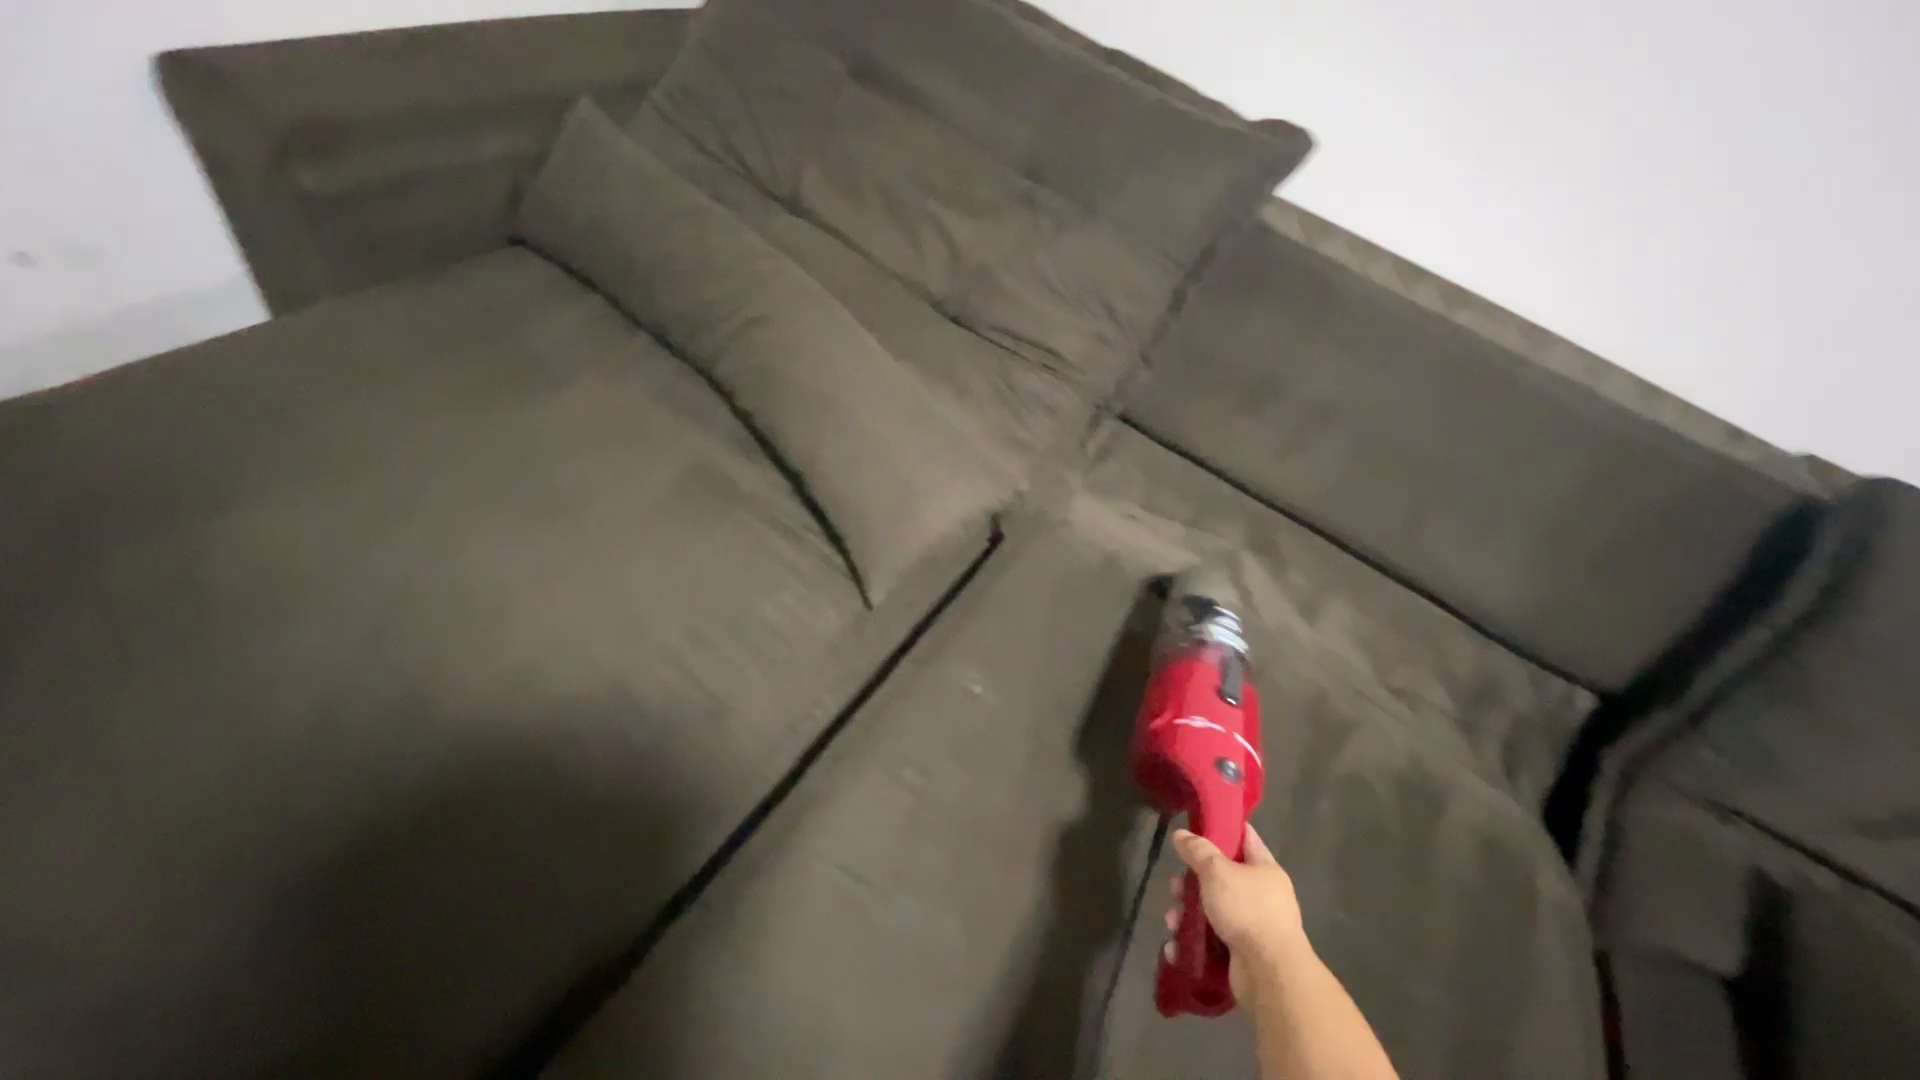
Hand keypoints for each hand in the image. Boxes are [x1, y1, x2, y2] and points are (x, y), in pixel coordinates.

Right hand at [1165, 824, 1306, 1003]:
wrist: (1270, 973)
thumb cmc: (1247, 910)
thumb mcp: (1217, 871)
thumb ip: (1197, 850)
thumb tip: (1181, 834)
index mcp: (1264, 869)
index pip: (1245, 837)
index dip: (1222, 827)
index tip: (1196, 826)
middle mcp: (1262, 895)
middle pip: (1220, 878)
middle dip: (1192, 883)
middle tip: (1174, 887)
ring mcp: (1252, 926)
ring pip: (1211, 911)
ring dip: (1187, 916)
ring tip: (1172, 922)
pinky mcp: (1241, 954)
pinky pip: (1210, 941)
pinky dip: (1192, 942)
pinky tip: (1175, 947)